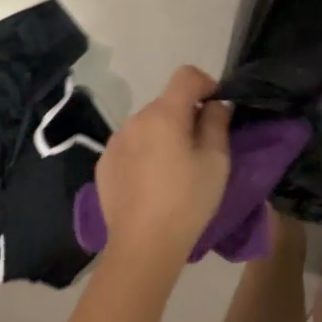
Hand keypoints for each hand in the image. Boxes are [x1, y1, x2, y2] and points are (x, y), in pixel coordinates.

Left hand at [95, 66, 232, 264]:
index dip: (206, 83)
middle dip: (185, 115)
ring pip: (147, 125)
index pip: (186, 75)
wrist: (143, 246)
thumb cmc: (187, 200)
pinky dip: (144, 153)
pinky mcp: (104, 164)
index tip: (217, 108)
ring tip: (174, 169)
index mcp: (164, 113)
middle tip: (200, 148)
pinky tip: (151, 183)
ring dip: (163, 135)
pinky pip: (130, 146)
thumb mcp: (216, 160)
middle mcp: (135, 120)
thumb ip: (217, 123)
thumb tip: (216, 104)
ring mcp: (115, 142)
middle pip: (166, 103)